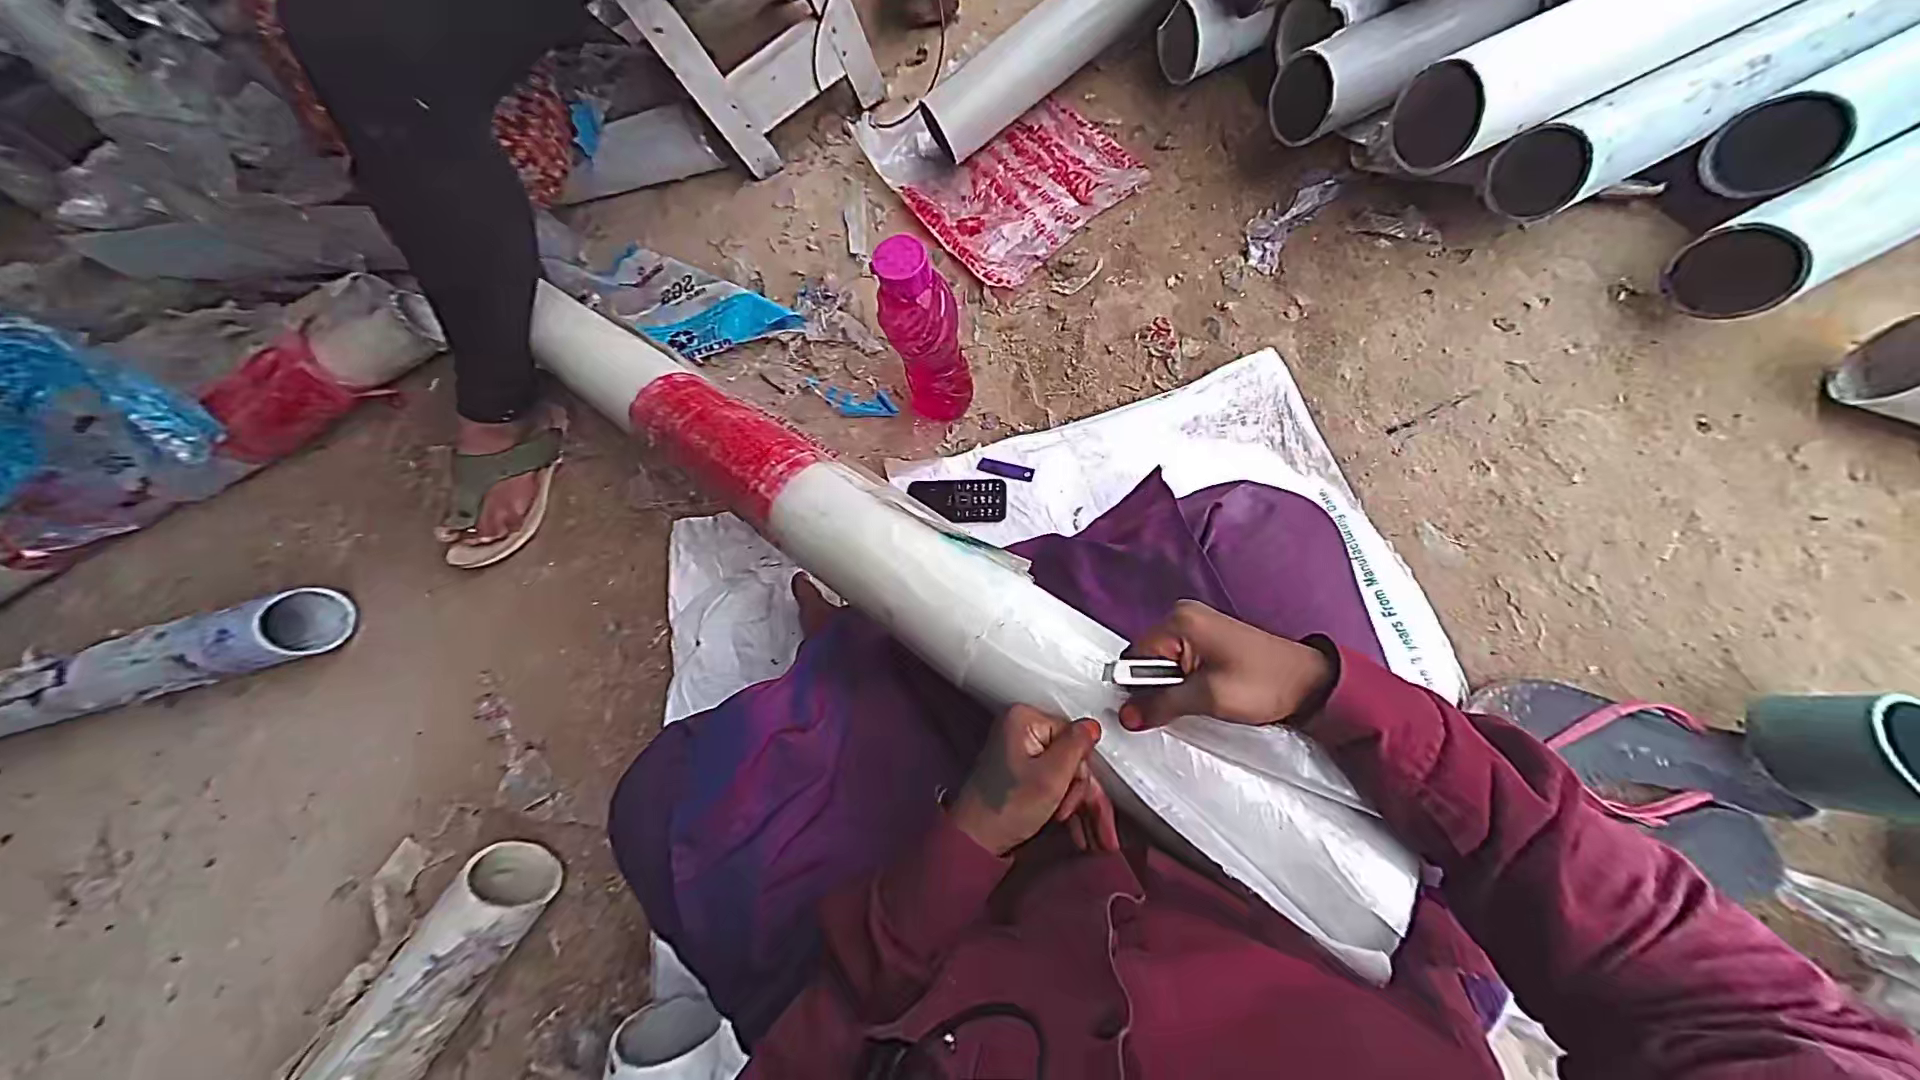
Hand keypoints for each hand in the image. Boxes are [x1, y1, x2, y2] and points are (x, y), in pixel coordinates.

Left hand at [950, 705, 1119, 855]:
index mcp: (1023, 720)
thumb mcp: (1051, 776)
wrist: (975, 841)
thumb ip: (1076, 747)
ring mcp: (1019, 750)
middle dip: (1082, 794)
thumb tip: (1092, 726)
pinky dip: (1065, 805)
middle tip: (1086, 822)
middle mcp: (1020, 729)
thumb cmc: (1004, 809)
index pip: (1074, 736)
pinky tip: (1076, 830)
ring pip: (1065, 773)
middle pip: (1071, 757)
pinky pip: (1053, 781)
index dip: (1081, 771)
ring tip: (1086, 835)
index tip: (1078, 797)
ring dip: (1078, 805)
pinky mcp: (1020, 770)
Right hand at [1117, 600, 1334, 731]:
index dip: (1140, 686)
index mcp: (1180, 620)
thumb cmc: (1264, 684)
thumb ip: (1162, 704)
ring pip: (1161, 661)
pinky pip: (1177, 660)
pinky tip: (1203, 691)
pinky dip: (1183, 679)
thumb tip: (1126, 716)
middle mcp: (1182, 615)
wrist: (1312, 684)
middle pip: (1146, 657)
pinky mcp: (1205, 637)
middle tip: (1186, 702)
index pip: (1135, 656)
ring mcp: (1194, 624)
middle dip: (1158, 685)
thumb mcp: (1208, 698)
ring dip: (1172, 685)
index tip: (1152, 709)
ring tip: (1200, 697)